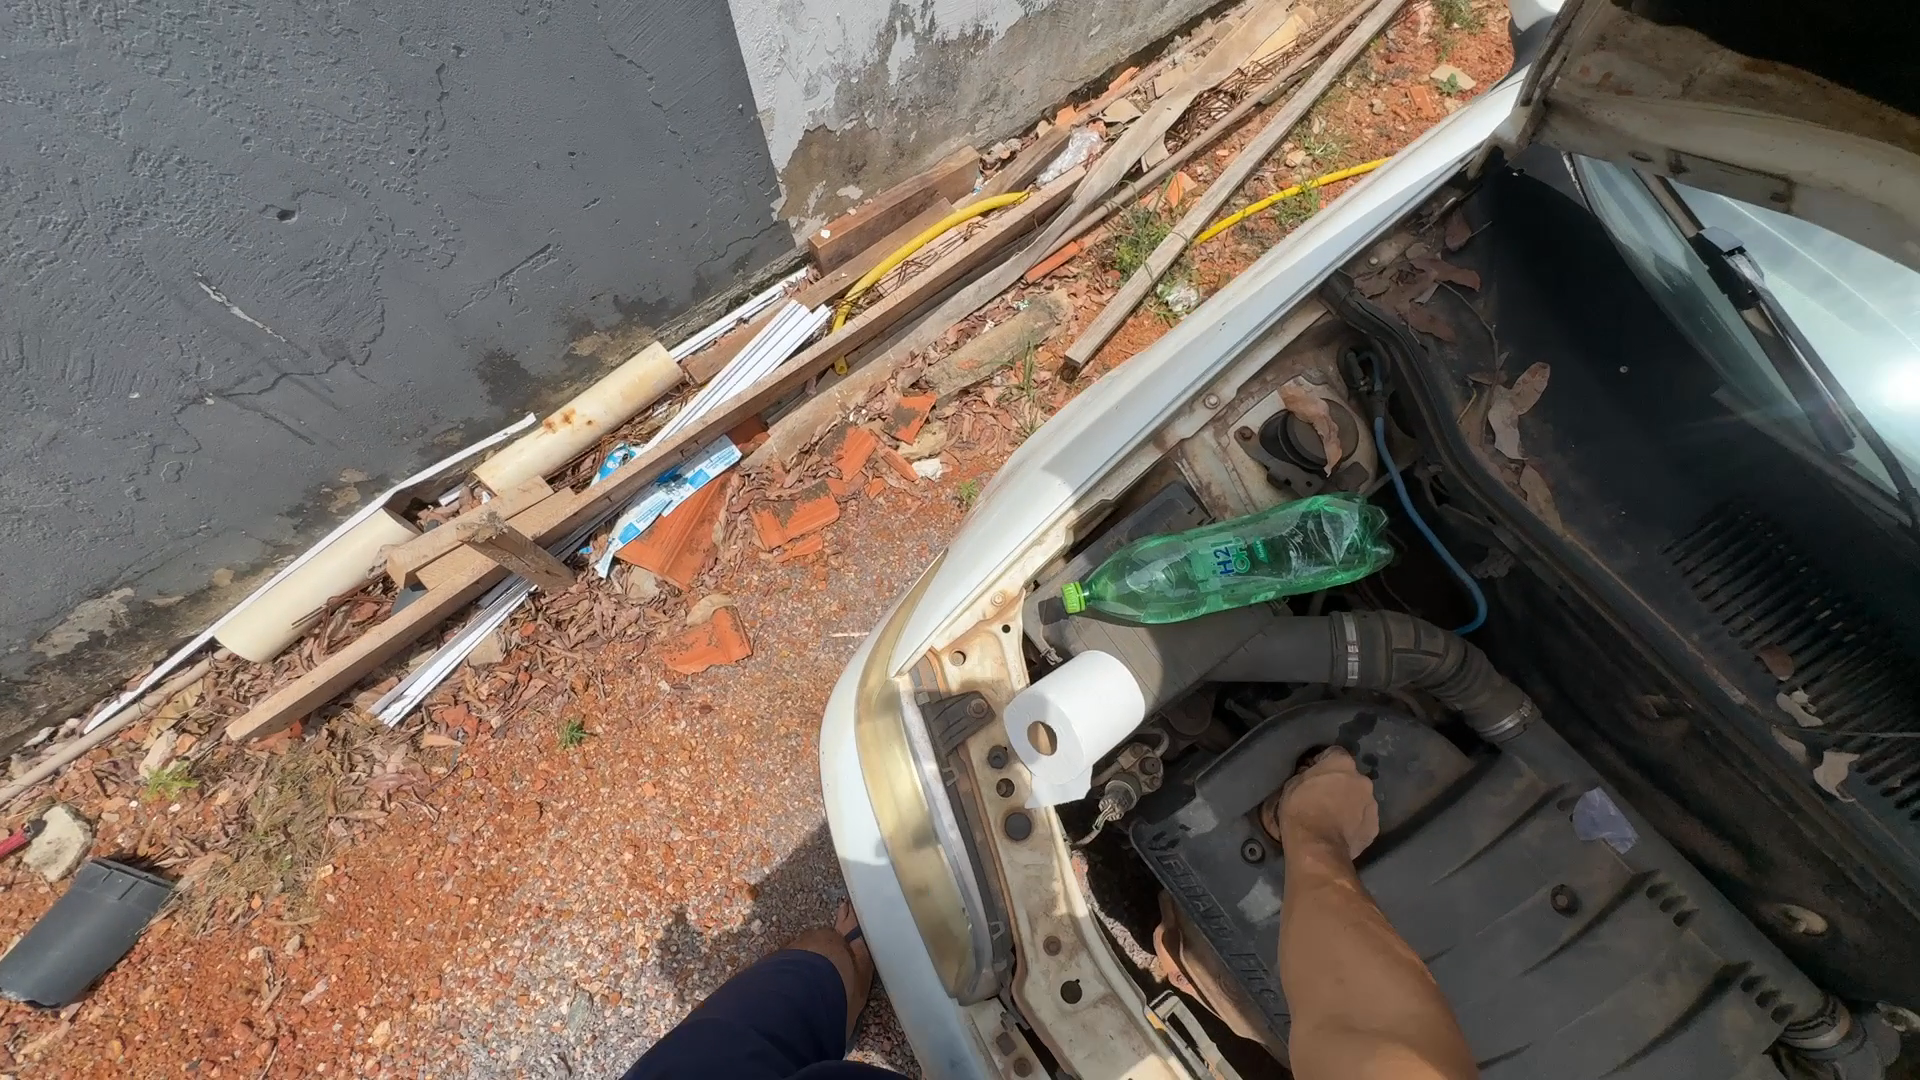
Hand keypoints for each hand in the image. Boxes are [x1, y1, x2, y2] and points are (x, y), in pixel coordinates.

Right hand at [1265, 747, 1379, 860]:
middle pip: (1351, 776)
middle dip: (1340, 782)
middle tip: (1324, 794)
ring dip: (1349, 801)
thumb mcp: (1292, 783)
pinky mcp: (1375, 826)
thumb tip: (1311, 773)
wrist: (1317, 845)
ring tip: (1334, 815)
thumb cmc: (1300, 808)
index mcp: (1341, 763)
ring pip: (1360, 797)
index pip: (1335, 752)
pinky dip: (1355, 820)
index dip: (1323, 761)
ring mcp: (1371, 803)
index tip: (1314, 772)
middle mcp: (1362, 779)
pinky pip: (1364, 817)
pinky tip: (1341, 829)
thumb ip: (1307, 774)